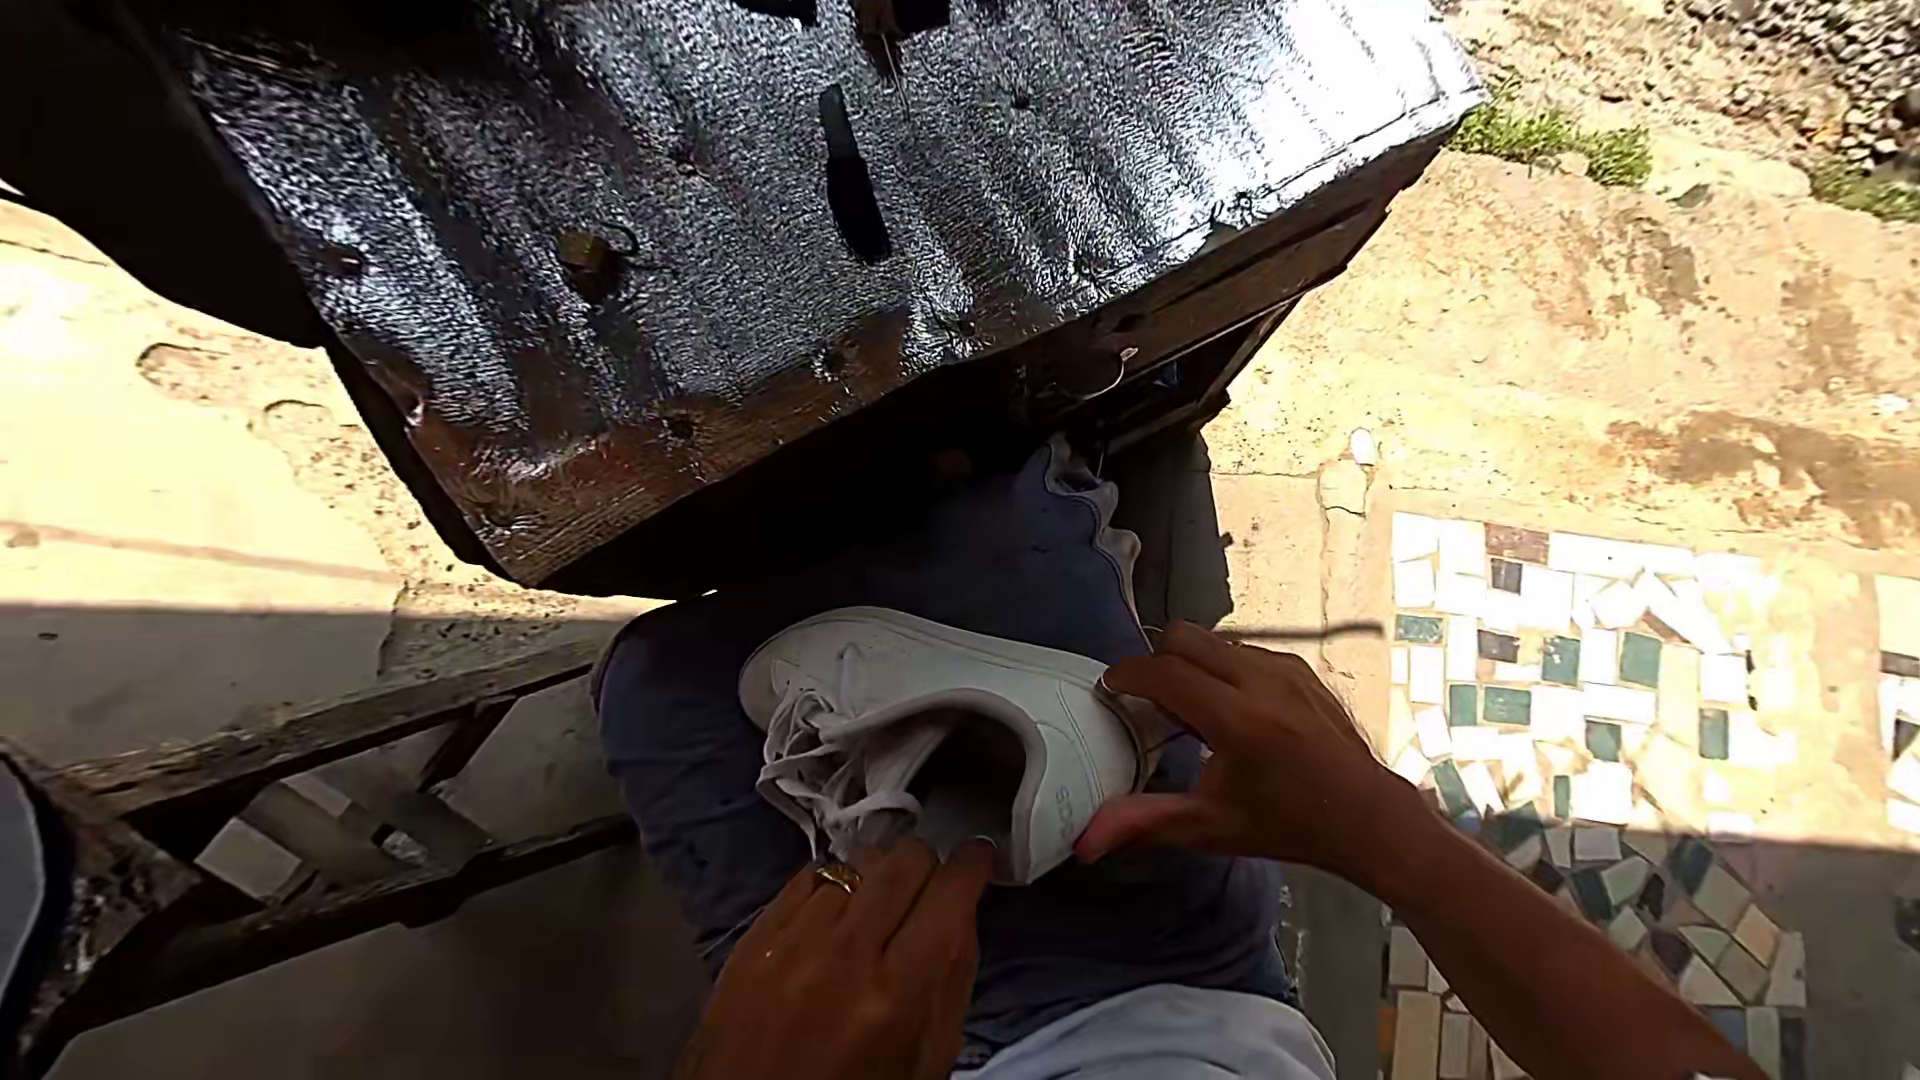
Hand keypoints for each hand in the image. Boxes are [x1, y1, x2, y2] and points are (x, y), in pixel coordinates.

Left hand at [674, 838, 994, 1079]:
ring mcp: (794, 939)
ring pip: (860, 859)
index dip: (974, 863)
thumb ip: (953, 976)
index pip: (950, 892)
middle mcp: (846, 956)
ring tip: (876, 909)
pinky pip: (813, 873)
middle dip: (928, 867)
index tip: (979, 855)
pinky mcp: (756, 935)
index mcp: (897, 996)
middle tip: (926, 890)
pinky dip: (836, 884)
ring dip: (881, 876)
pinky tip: (836, 912)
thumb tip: (961, 903)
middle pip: (906, 859)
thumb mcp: (926, 1060)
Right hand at [1077, 622, 1428, 896]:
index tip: (1110, 687)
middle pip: (1182, 637)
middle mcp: (1263, 682)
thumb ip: (1144, 823)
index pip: (1165, 673)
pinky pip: (1237, 647)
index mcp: (1240, 722)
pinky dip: (1219, 667)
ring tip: (1196, 709)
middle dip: (1157, 661)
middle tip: (1156, 702)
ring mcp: (1285, 668)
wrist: (1371, 819)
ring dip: (1188, 664)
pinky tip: (1231, 706)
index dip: (1128, 675)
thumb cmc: (1287, 826)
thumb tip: (1083, 843)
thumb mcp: (1210, 827)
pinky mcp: (1298, 665)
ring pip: (1210, 639)